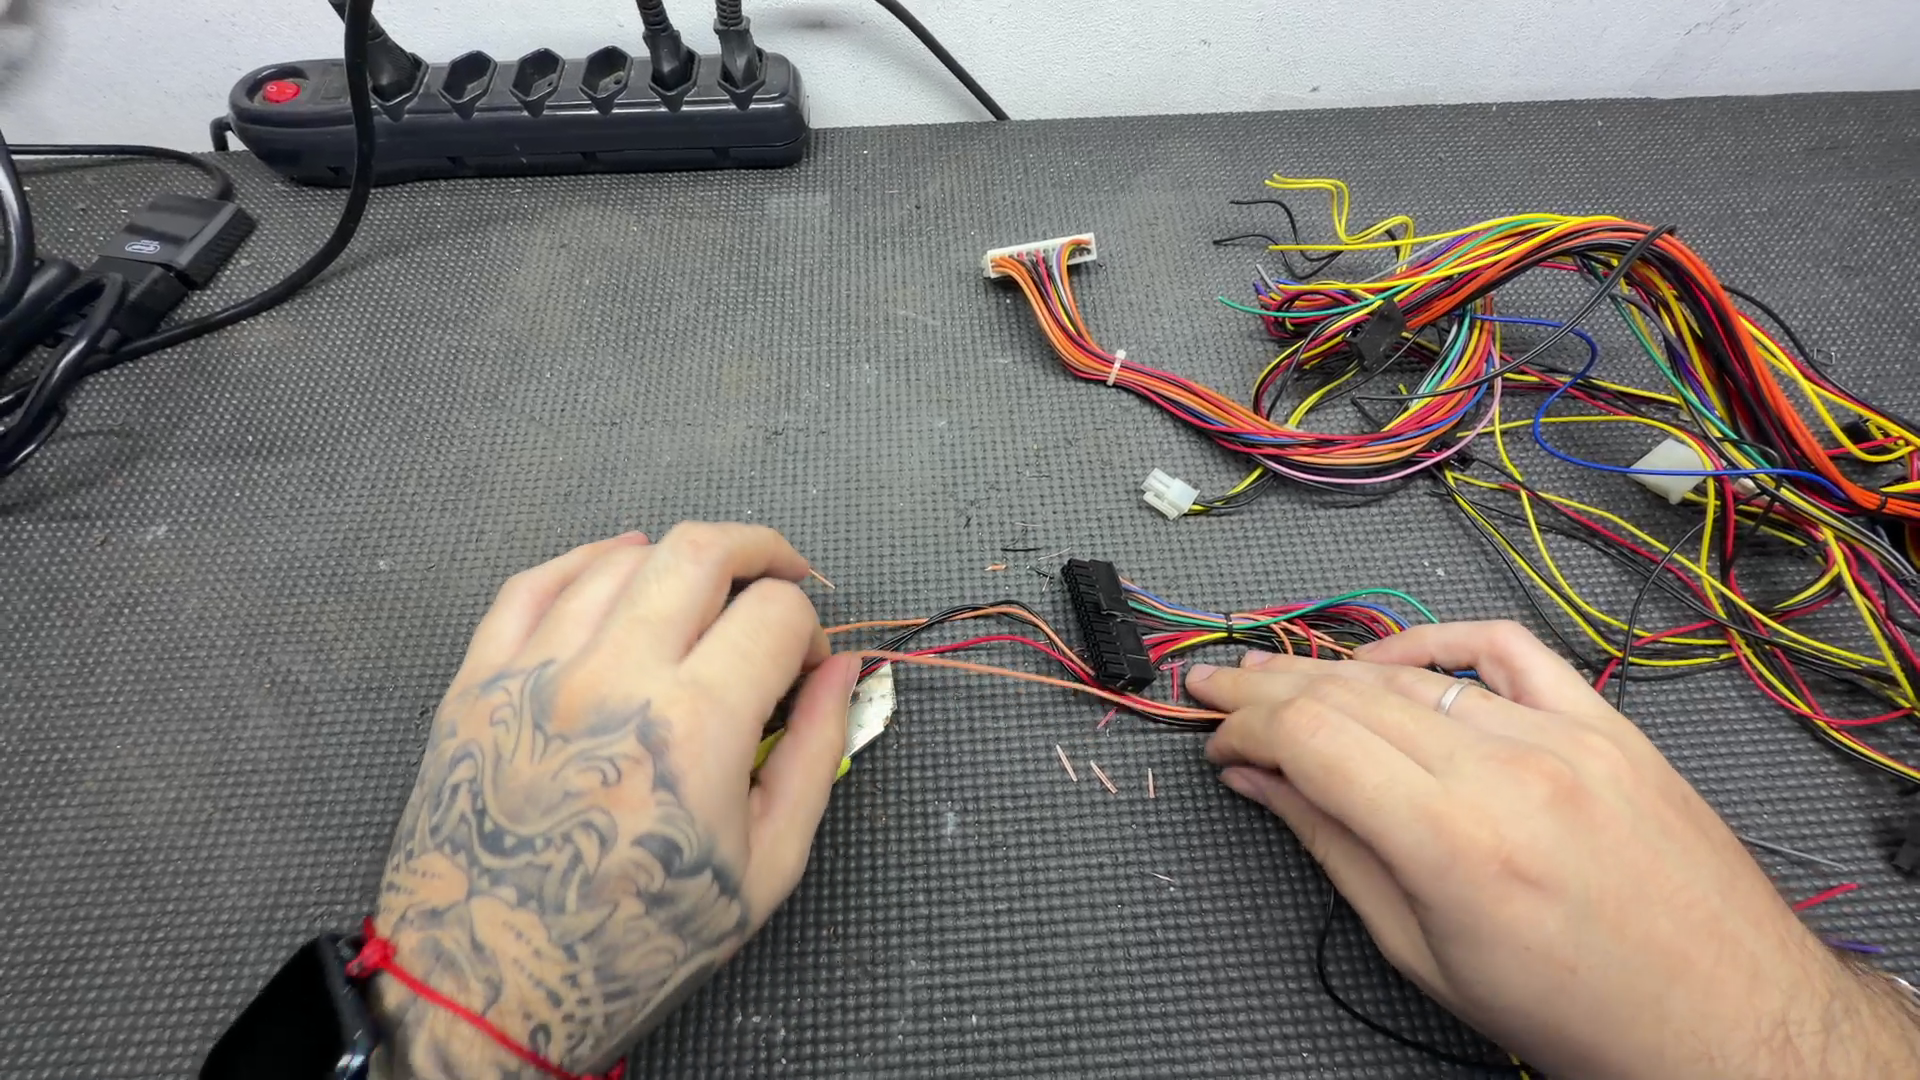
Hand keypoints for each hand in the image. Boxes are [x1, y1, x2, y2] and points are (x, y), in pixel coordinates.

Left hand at [371, 525, 858, 1078]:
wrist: (489, 990)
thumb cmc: (643, 937)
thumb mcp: (769, 862)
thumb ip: (818, 750)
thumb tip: (842, 668)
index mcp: (696, 726)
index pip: (779, 612)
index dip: (812, 628)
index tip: (805, 666)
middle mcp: (615, 678)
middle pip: (703, 549)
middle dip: (762, 548)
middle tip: (784, 574)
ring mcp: (537, 672)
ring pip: (626, 556)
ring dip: (685, 560)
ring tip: (707, 592)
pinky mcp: (478, 682)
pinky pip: (537, 581)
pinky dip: (590, 557)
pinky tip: (621, 564)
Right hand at [1186, 620, 1919, 1079]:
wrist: (1738, 1031)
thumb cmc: (1567, 1013)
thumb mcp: (1417, 948)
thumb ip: (1325, 843)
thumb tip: (1252, 778)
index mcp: (1452, 840)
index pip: (1306, 737)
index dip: (1242, 729)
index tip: (1215, 743)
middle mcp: (1503, 770)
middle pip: (1341, 692)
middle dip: (1259, 687)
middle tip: (1212, 685)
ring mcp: (1561, 736)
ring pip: (1403, 672)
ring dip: (1321, 668)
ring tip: (1271, 671)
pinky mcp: (1603, 724)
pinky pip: (1502, 647)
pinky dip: (1429, 641)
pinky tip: (1383, 661)